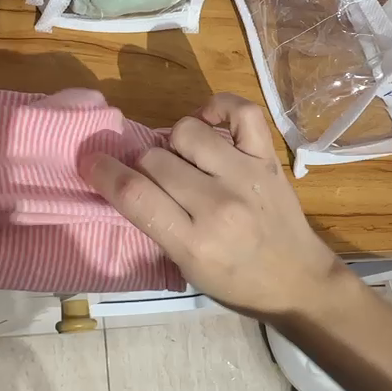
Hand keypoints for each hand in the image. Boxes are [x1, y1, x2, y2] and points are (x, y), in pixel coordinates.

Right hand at [82, 94, 350, 320]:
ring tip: (184, 159)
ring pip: (186, 131)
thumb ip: (155, 224)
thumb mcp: (185, 268)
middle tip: (156, 179)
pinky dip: (219, 108)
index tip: (92, 162)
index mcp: (193, 242)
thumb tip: (125, 180)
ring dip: (175, 143)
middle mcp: (218, 205)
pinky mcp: (268, 159)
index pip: (134, 194)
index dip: (104, 172)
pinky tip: (210, 123)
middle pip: (154, 159)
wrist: (299, 283)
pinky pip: (241, 111)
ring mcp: (246, 176)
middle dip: (143, 166)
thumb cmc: (236, 282)